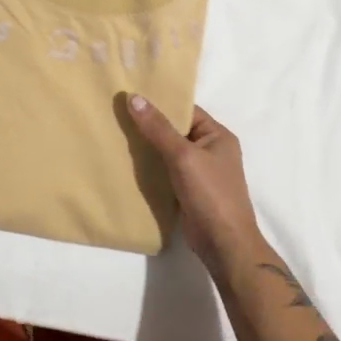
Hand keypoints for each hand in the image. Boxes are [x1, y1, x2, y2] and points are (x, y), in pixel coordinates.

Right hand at [129, 96, 263, 276]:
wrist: (223, 243)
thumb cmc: (210, 193)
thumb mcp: (183, 156)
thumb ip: (158, 128)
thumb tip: (133, 97)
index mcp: (217, 135)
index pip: (186, 110)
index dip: (160, 103)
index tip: (130, 97)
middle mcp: (210, 150)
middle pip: (176, 130)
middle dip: (150, 125)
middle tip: (117, 114)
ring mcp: (200, 171)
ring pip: (168, 151)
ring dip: (148, 147)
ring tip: (116, 134)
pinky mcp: (188, 190)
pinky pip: (166, 170)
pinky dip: (150, 166)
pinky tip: (127, 161)